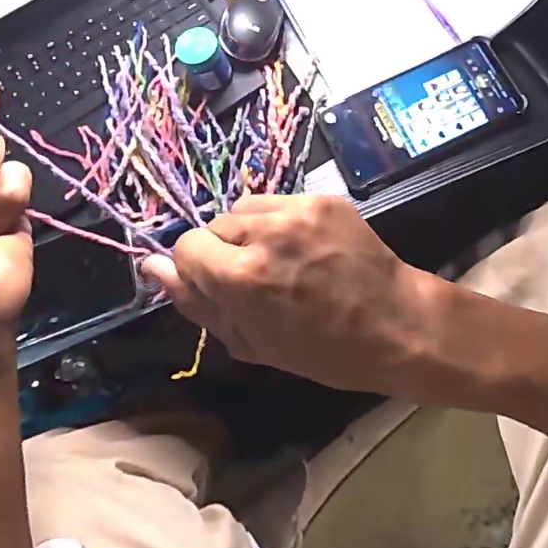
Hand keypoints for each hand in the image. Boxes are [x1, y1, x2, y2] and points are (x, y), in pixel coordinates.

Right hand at [140, 195, 446, 396]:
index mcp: (242, 275)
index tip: (221, 286)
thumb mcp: (249, 342)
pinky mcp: (322, 197)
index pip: (185, 245)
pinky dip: (279, 221)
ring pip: (243, 209)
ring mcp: (298, 209)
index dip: (197, 269)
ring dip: (249, 232)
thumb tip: (151, 267)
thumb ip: (196, 302)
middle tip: (257, 279)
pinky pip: (277, 201)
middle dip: (224, 250)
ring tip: (280, 259)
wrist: (396, 323)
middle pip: (214, 225)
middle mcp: (265, 232)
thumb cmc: (322, 350)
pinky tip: (303, 246)